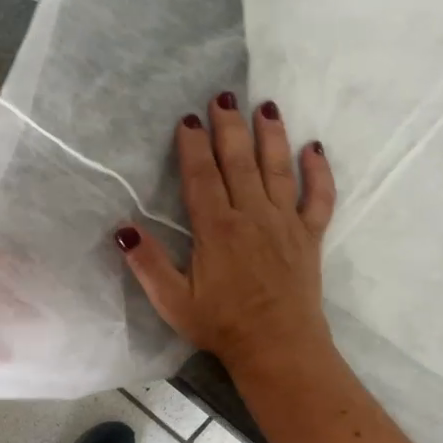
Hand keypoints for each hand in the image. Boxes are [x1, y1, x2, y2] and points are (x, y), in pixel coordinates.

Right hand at [116, 93, 336, 377]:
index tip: (188, 118)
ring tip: (265, 107)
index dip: (193, 145)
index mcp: (216, 228)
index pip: (202, 176)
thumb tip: (124, 229)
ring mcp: (285, 223)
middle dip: (229, 126)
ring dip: (271, 136)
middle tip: (223, 96)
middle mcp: (252, 216)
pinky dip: (317, 171)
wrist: (278, 347)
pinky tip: (314, 149)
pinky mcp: (308, 236)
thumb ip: (148, 263)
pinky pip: (318, 197)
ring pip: (278, 169)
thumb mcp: (172, 300)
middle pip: (239, 161)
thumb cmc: (220, 325)